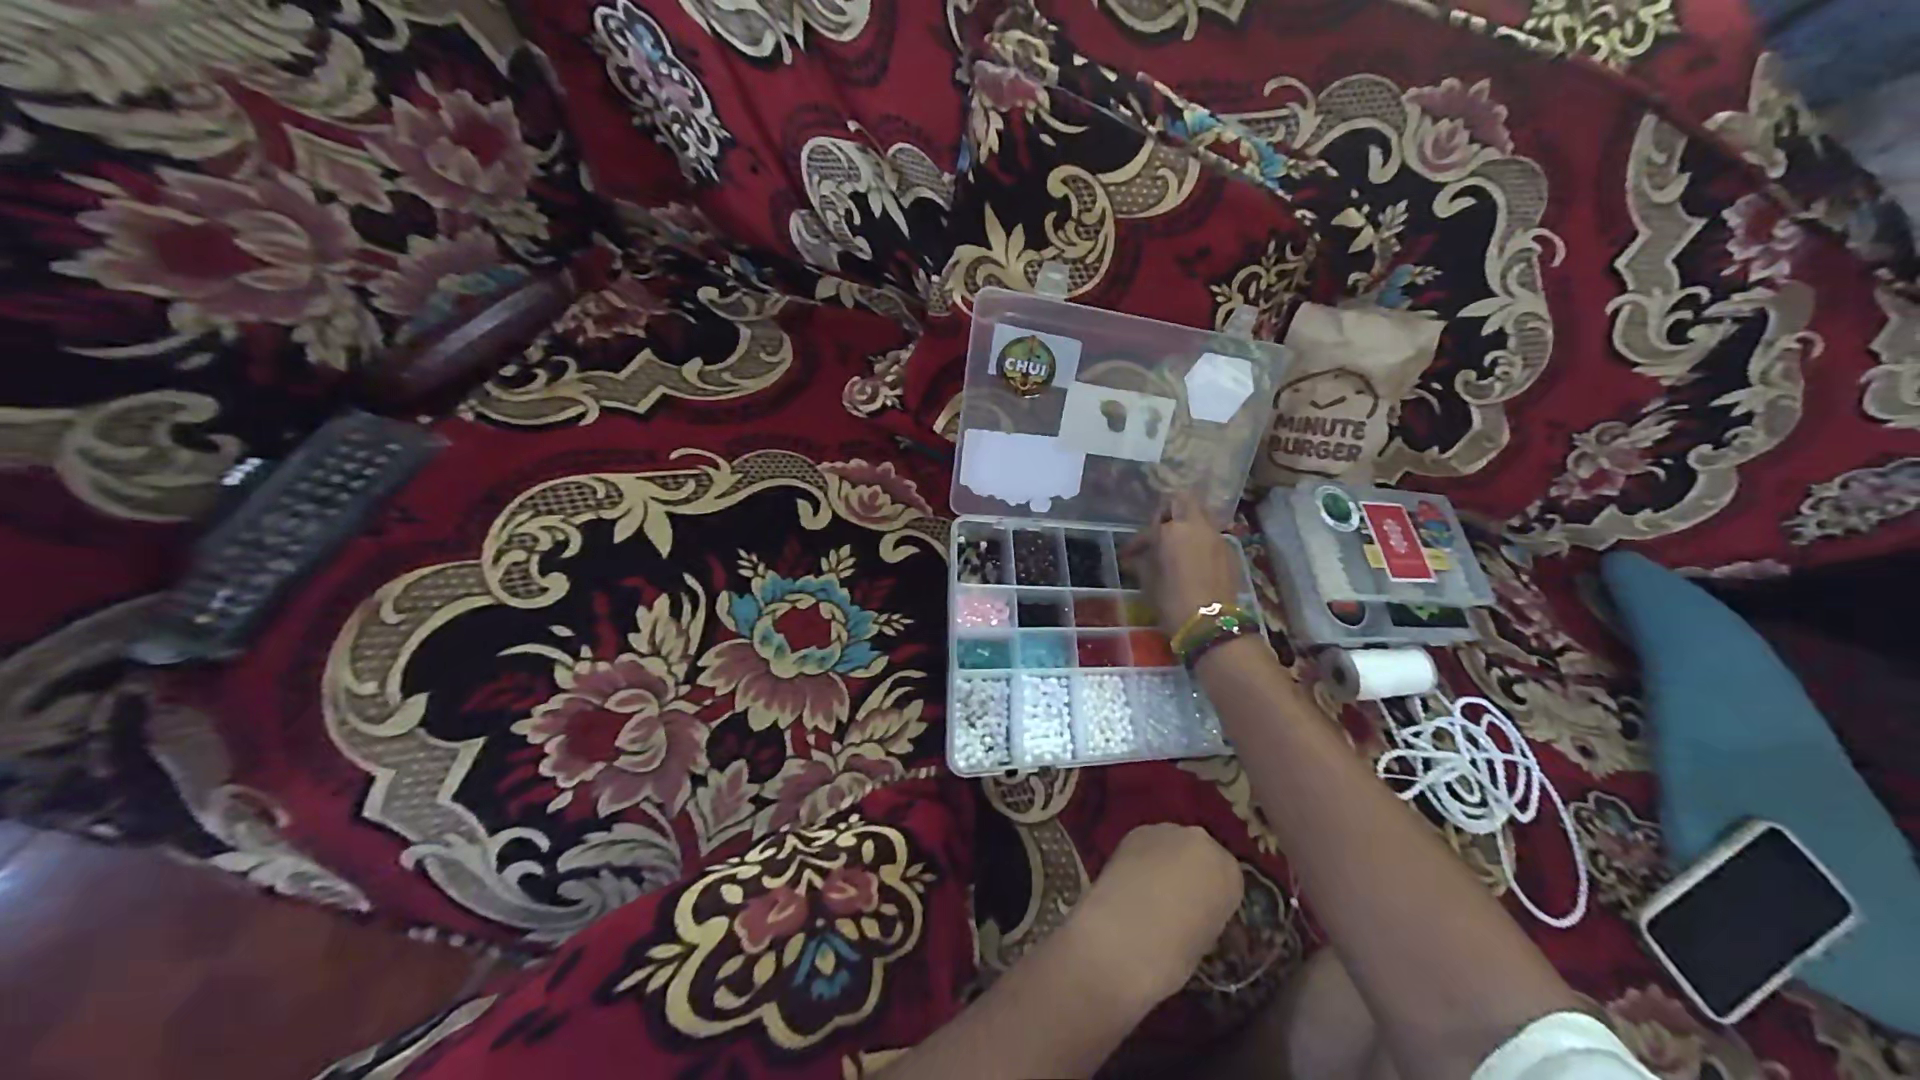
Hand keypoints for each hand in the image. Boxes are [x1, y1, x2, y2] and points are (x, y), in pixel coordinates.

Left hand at [1064, 824, 1244, 1004]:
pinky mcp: (1135, 831)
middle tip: (1173, 899)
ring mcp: (1167, 831)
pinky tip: (1130, 879)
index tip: (1200, 912)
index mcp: (1229, 872)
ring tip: (1147, 889)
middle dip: (1188, 872)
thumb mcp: (1206, 938)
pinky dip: (1141, 858)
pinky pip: (1146, 844)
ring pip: (1171, 845)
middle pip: (1199, 854)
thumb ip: (1205, 913)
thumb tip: (1192, 912)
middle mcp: (1202, 841)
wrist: (1126, 934)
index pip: (1226, 878)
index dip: (1211, 896)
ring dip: (1164, 861)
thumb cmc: (1175, 950)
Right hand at [1122, 493, 1242, 639]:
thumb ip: (1142, 562)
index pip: (1150, 527)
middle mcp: (1197, 527)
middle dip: (1171, 511)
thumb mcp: (1149, 582)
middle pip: (1185, 501)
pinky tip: (1194, 560)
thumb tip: (1135, 558)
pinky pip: (1213, 536)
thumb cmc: (1172, 602)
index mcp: (1172, 530)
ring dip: (1189, 525)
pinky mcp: (1231, 552)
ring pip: (1202, 517)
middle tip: (1161, 529)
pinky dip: (1201, 541)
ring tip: (1178, 545)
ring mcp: (1217, 538)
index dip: (1138, 541)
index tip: (1129, 555)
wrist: (1211, 625)